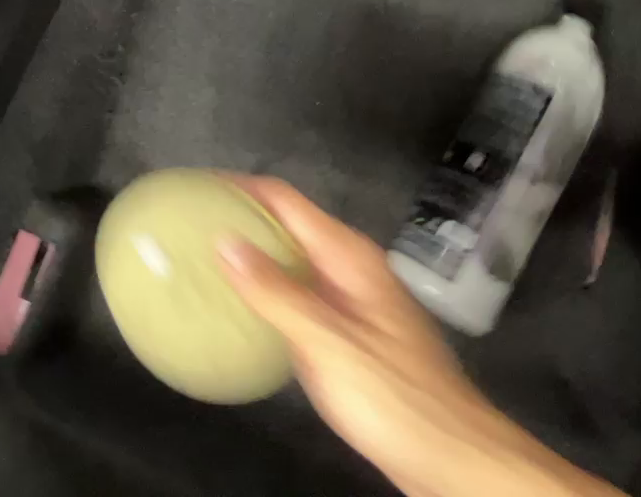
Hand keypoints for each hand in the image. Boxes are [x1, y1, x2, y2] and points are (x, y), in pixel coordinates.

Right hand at [216, 177, 619, 496]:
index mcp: (348, 254)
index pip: (285, 199)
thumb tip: (224, 240)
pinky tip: (241, 308)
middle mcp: (350, 265)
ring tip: (203, 259)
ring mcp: (352, 297)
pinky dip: (267, 288)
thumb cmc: (392, 394)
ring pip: (292, 258)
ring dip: (252, 253)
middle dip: (241, 217)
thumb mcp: (328, 343)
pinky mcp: (349, 329)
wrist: (452, 455)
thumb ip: (277, 292)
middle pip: (288, 223)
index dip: (239, 186)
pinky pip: (299, 292)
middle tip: (188, 226)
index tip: (195, 188)